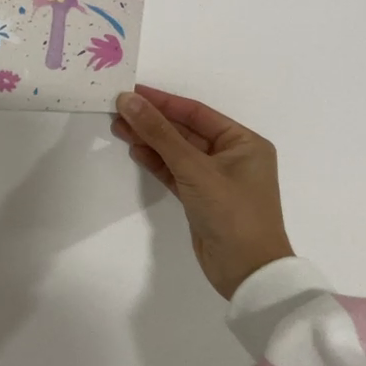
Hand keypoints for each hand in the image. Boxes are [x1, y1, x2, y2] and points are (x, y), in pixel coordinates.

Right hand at [112, 85, 295, 299]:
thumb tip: (127, 99)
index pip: (196, 112)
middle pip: (184, 130)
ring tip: (118, 128)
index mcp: (243, 143)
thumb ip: (158, 132)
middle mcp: (232, 156)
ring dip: (149, 140)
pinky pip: (174, 169)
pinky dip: (155, 160)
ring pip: (176, 150)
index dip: (161, 101)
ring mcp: (215, 178)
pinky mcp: (201, 197)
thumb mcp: (193, 168)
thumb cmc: (231, 212)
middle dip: (151, 121)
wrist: (248, 273)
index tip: (129, 91)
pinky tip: (135, 150)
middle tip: (117, 111)